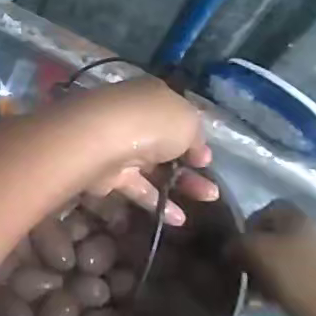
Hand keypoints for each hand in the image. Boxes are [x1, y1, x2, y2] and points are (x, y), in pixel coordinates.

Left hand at [55, 78, 218, 224]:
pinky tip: (178, 219)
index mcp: (151, 95)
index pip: (174, 115)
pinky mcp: (107, 172)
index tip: (207, 158)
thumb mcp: (189, 121)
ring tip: (208, 199)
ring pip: (154, 166)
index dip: (193, 136)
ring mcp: (118, 144)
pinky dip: (158, 202)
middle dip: (190, 163)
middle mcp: (133, 117)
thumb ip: (196, 137)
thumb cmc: (151, 122)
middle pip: (164, 143)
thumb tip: (198, 152)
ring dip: (180, 184)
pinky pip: (137, 187)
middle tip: (212, 184)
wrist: (102, 141)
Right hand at [230, 199, 315, 315]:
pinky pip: (305, 277)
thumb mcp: (251, 250)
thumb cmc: (293, 273)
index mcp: (295, 213)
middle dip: (260, 251)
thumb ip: (235, 243)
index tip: (235, 248)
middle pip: (279, 235)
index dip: (246, 226)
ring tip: (259, 292)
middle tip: (246, 272)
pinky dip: (290, 286)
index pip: (264, 210)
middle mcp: (315, 227)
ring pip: (291, 258)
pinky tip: (279, 301)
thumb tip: (229, 248)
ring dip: (273, 271)